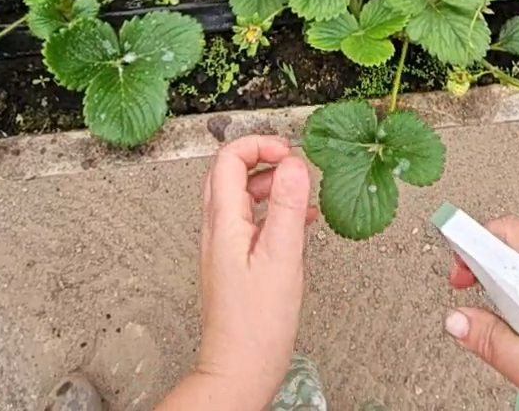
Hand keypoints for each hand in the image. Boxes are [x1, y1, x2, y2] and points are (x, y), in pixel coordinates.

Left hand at [157, 135, 315, 410]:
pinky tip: (300, 222)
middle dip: (262, 156)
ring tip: (301, 191)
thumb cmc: (257, 326)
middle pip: (229, 171)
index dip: (259, 145)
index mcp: (224, 221)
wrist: (238, 372)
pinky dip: (273, 208)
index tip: (289, 153)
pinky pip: (251, 218)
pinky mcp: (234, 260)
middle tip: (292, 162)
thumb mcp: (282, 258)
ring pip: (241, 194)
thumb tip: (295, 164)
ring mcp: (224, 244)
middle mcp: (218, 227)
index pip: (229, 158)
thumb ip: (289, 207)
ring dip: (270, 182)